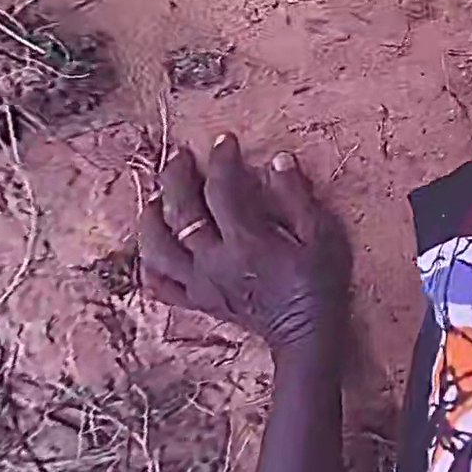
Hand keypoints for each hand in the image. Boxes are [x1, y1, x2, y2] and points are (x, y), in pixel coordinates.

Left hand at [138, 134, 349, 370]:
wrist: (308, 331)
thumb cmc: (319, 280)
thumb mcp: (321, 234)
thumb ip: (297, 197)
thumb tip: (279, 159)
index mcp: (245, 241)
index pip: (223, 191)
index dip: (222, 161)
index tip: (224, 140)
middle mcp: (213, 261)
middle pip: (181, 214)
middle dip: (176, 179)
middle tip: (180, 156)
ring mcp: (201, 284)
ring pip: (158, 249)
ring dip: (151, 220)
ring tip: (154, 198)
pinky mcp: (198, 301)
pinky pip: (160, 285)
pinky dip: (150, 265)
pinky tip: (152, 250)